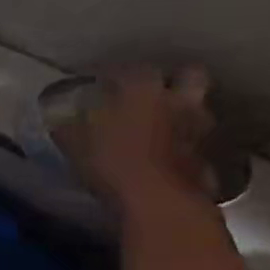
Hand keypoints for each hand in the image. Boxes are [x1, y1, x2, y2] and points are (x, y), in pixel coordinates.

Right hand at [59, 66, 217, 207]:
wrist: (160, 201)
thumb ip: (68, 130)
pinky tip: (167, 153)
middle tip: (149, 93)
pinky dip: (185, 141)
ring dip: (181, 112)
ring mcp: (200, 126)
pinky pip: (197, 138)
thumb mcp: (75, 147)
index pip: (129, 69)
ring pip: (195, 107)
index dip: (112, 73)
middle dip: (171, 80)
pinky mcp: (210, 154)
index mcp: (143, 90)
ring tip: (159, 126)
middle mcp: (178, 100)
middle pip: (187, 75)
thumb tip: (59, 122)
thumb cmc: (112, 164)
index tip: (98, 81)